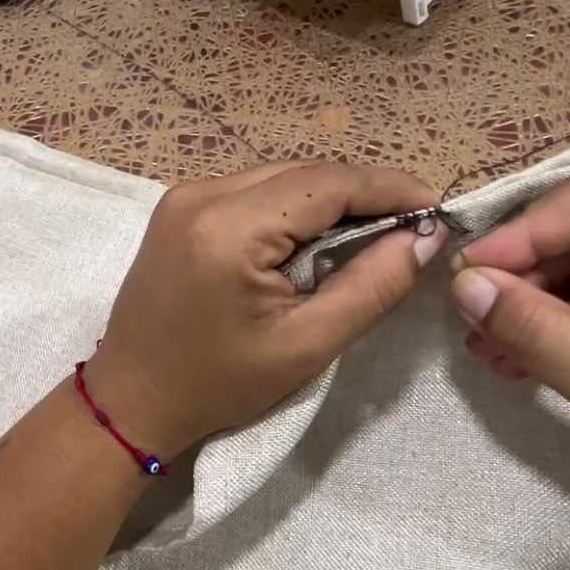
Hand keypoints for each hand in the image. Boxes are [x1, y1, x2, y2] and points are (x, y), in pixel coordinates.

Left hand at [83, 162, 441, 455]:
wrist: (132, 396)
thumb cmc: (216, 383)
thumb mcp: (305, 346)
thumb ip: (370, 287)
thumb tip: (422, 237)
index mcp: (229, 227)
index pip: (327, 182)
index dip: (388, 188)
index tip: (437, 207)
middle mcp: (201, 194)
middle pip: (304, 173)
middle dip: (361, 195)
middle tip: (409, 228)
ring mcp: (183, 196)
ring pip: (279, 178)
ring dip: (327, 201)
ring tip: (370, 236)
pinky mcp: (177, 207)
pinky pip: (251, 191)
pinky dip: (290, 208)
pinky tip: (313, 240)